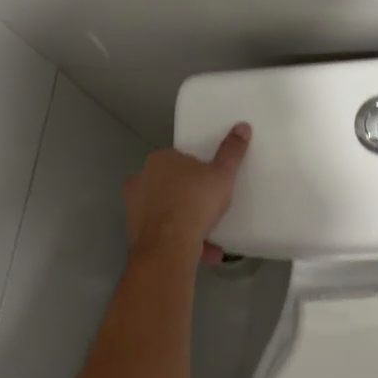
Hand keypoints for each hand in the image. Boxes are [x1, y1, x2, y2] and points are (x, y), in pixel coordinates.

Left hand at [124, 123, 249, 262]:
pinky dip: (180, 240)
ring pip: (166, 210)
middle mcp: (141, 179)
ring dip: (185, 220)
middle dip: (189, 195)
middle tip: (211, 206)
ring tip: (210, 233)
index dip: (197, 169)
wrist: (168, 247)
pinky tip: (204, 250)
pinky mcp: (135, 233)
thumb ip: (232, 151)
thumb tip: (242, 127)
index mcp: (160, 160)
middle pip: (171, 184)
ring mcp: (135, 208)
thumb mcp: (222, 174)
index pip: (180, 158)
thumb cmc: (196, 202)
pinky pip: (163, 233)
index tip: (211, 181)